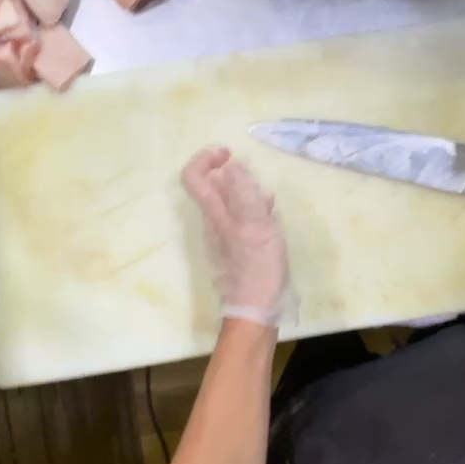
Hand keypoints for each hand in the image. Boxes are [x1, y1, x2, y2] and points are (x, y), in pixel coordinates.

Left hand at [183, 147, 291, 326]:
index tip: (228, 155)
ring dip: (246, 194)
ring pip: (226, 204)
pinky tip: (271, 222)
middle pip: (211, 188)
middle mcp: (213, 223)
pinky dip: (253, 213)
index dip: (206, 158)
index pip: (194, 176)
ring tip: (269, 201)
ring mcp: (222, 238)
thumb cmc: (259, 267)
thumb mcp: (256, 225)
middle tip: (252, 176)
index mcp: (215, 214)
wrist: (255, 309)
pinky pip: (238, 222)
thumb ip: (244, 194)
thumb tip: (232, 166)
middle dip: (231, 175)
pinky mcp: (234, 251)